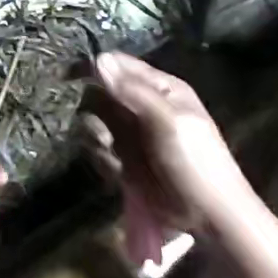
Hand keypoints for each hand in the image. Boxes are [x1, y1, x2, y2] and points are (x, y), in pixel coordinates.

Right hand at [85, 52, 258, 236]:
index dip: (94, 67)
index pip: (119, 65)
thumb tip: (99, 59)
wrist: (209, 218)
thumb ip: (133, 91)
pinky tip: (117, 171)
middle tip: (102, 132)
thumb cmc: (196, 163)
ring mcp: (132, 133)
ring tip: (111, 152)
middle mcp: (142, 106)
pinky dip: (102, 158)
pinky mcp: (124, 158)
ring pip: (95, 121)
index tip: (68, 76)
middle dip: (94, 109)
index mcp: (160, 88)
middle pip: (101, 93)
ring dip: (96, 136)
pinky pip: (98, 148)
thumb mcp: (169, 122)